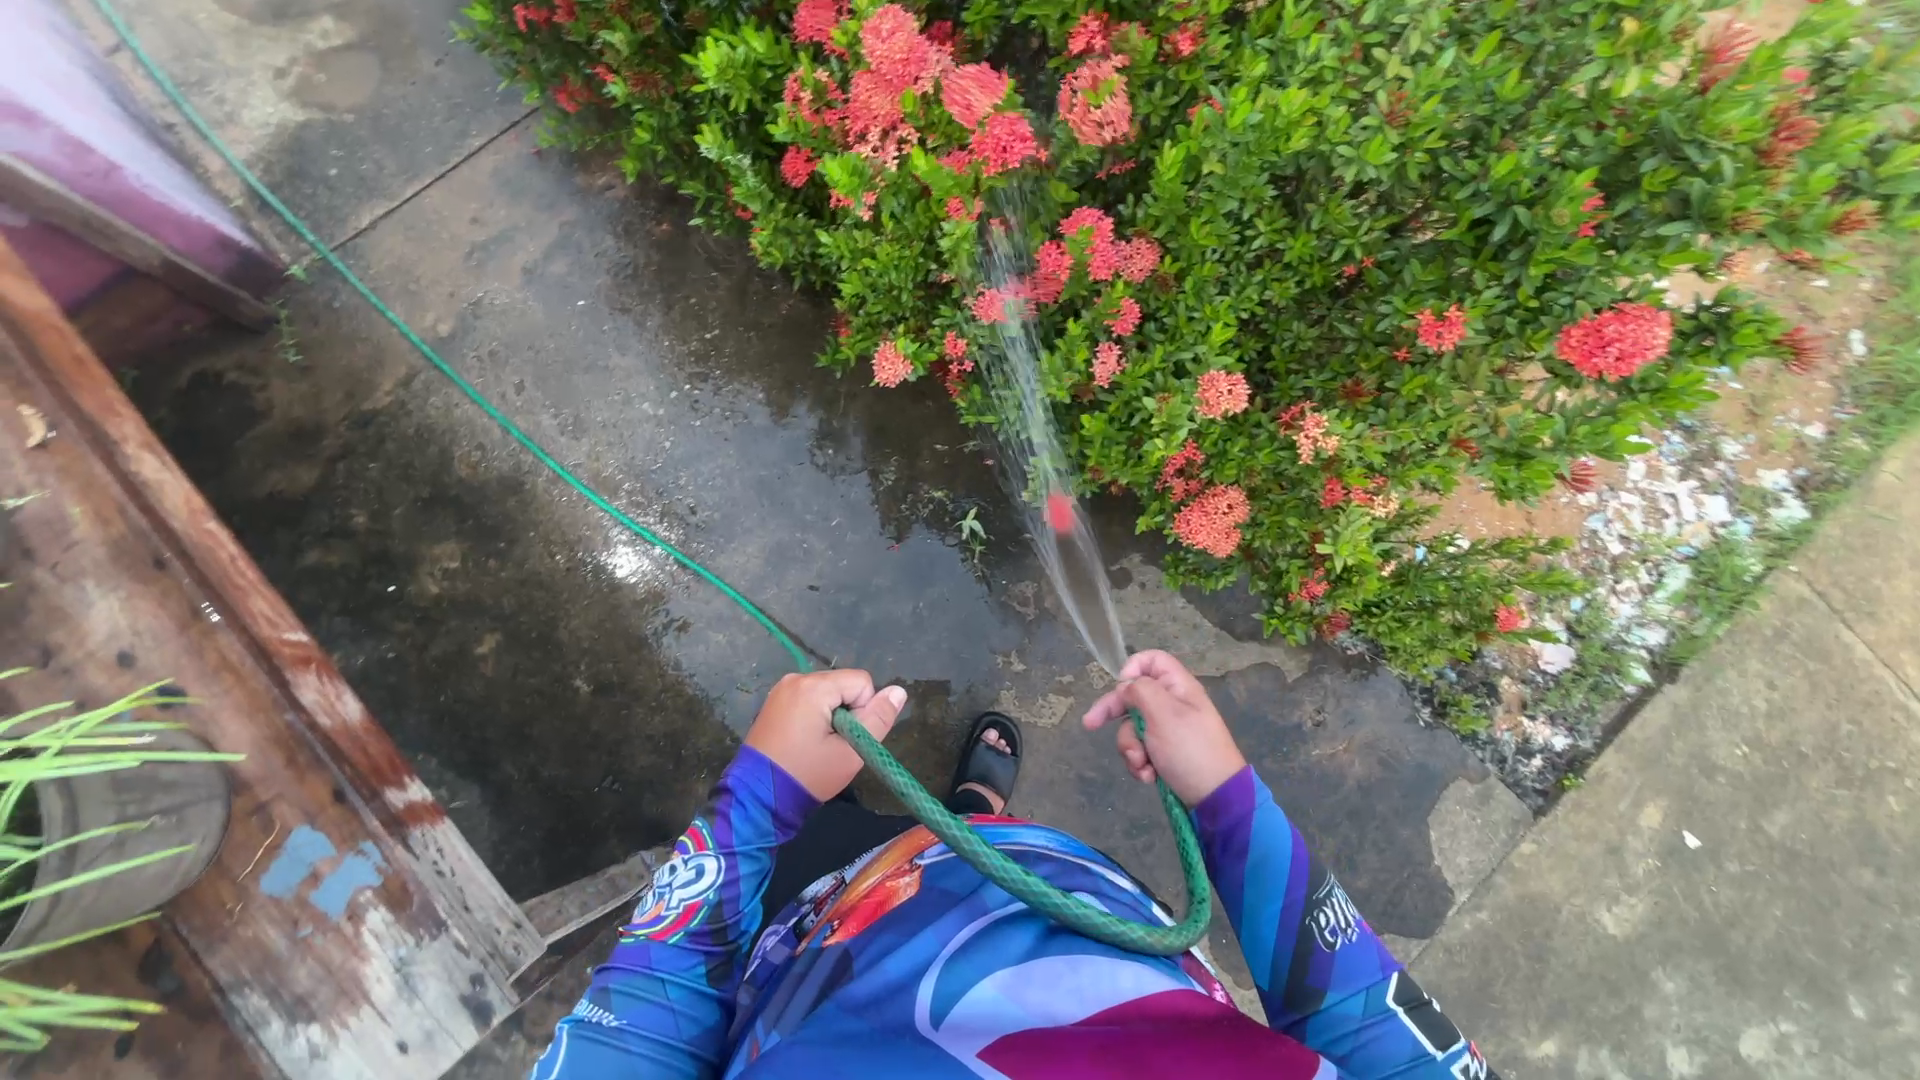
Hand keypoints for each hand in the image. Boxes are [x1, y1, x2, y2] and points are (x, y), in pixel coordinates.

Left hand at [745, 670, 906, 800]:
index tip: (846, 739)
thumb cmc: (807, 775)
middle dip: (847, 713)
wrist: (756, 800)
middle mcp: (796, 678)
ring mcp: (782, 690)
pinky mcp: (774, 703)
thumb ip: (878, 719)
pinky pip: (809, 700)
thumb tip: (899, 690)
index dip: (864, 712)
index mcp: (813, 686)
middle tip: (831, 746)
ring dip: (832, 716)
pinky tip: (804, 742)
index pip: (862, 683)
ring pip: (828, 694)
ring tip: (817, 747)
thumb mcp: (850, 752)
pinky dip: (814, 717)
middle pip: (844, 686)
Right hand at [1081, 650, 1245, 804]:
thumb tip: (1125, 686)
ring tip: (1143, 765)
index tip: (1120, 688)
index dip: (1133, 668)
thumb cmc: (1190, 750)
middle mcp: (1171, 704)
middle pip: (1132, 696)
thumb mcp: (1165, 714)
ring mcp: (1167, 730)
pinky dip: (1140, 763)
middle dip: (1114, 714)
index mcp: (1177, 687)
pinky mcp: (1163, 753)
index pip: (1152, 660)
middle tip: (1090, 725)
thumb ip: (1140, 691)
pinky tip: (1149, 775)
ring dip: (1131, 748)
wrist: (1215, 798)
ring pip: (1132, 728)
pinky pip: (1139, 750)